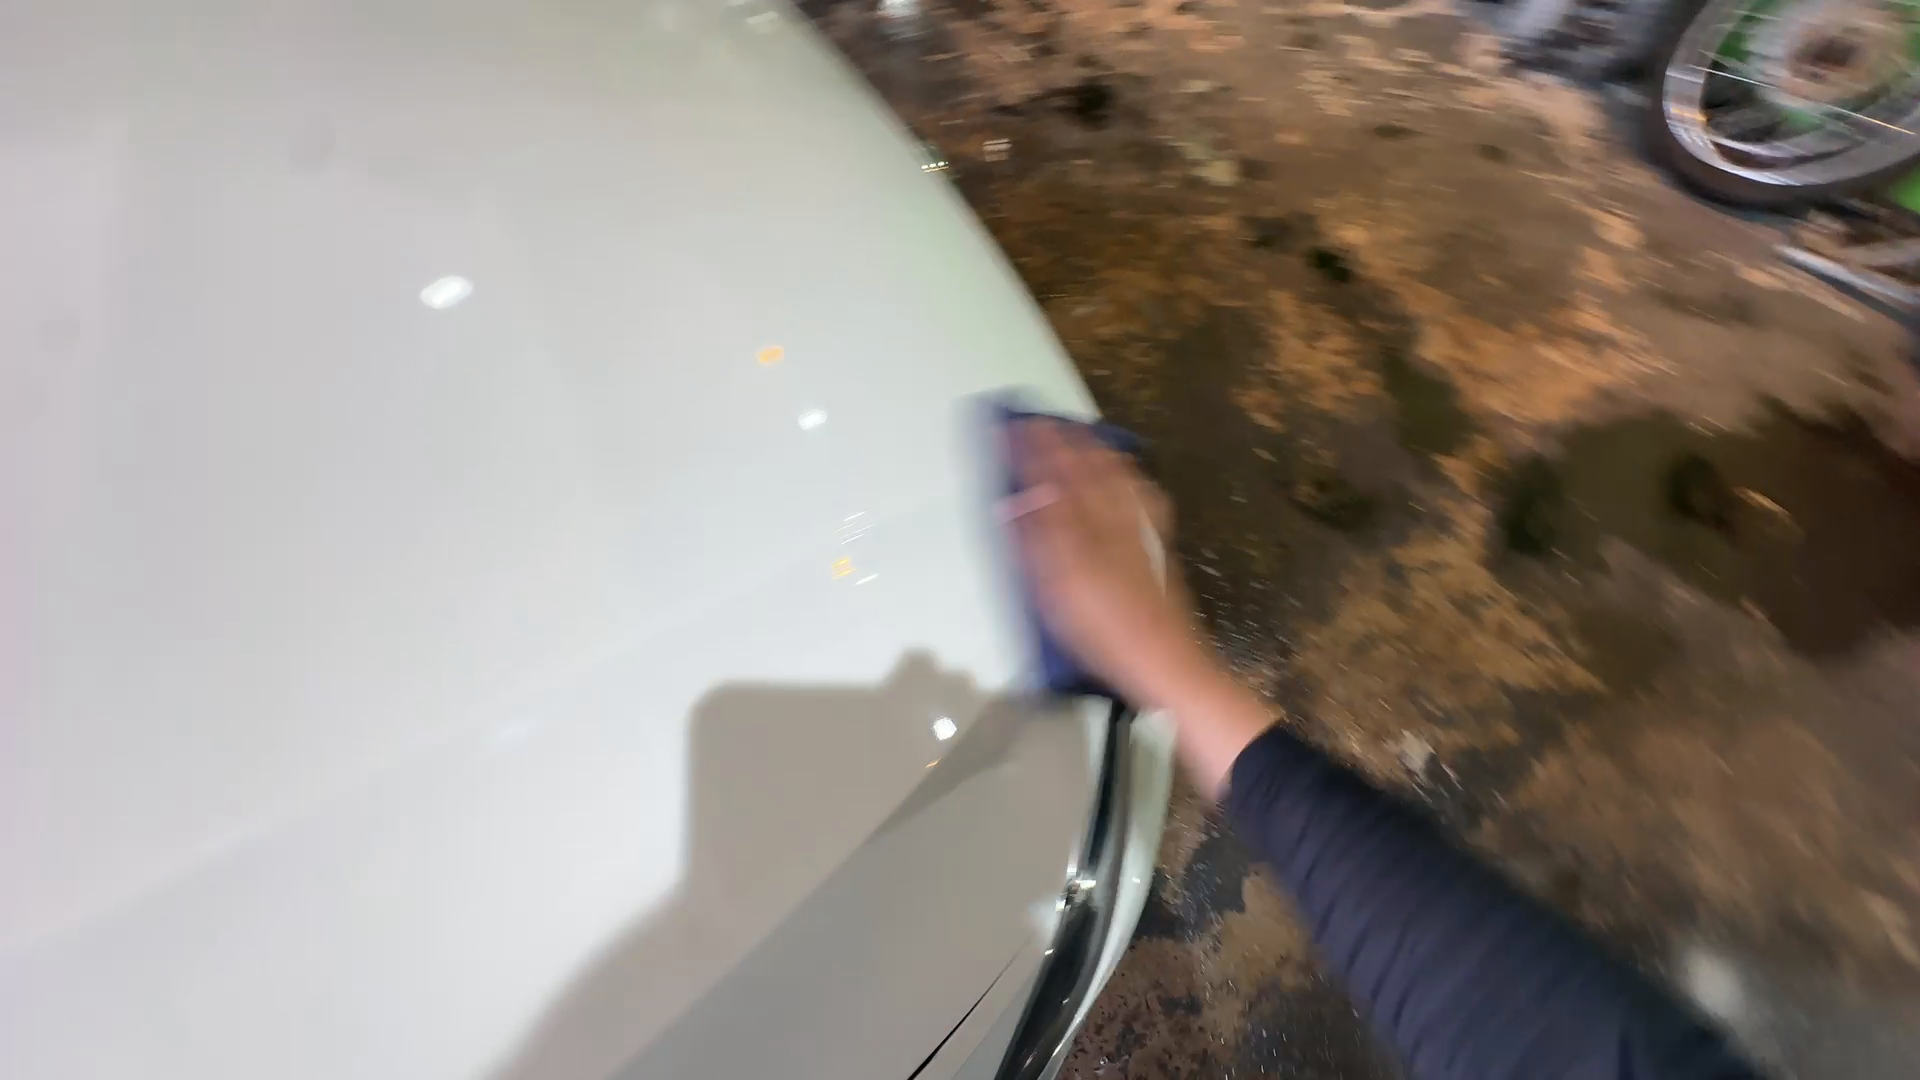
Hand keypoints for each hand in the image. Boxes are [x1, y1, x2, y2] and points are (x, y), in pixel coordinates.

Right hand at [1004, 419, 1211, 708]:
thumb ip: (1037, 538)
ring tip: (1077, 432)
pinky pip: (1139, 492)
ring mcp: (1140, 529)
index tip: (1010, 426)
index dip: (1031, 448)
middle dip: (1062, 439)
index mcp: (1086, 526)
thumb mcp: (1058, 588)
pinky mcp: (1156, 544)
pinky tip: (1123, 472)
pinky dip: (1123, 471)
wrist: (1164, 660)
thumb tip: (1016, 498)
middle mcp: (1116, 517)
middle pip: (1088, 466)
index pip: (1053, 474)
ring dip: (1093, 448)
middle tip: (1040, 420)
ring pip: (1117, 474)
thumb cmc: (1103, 629)